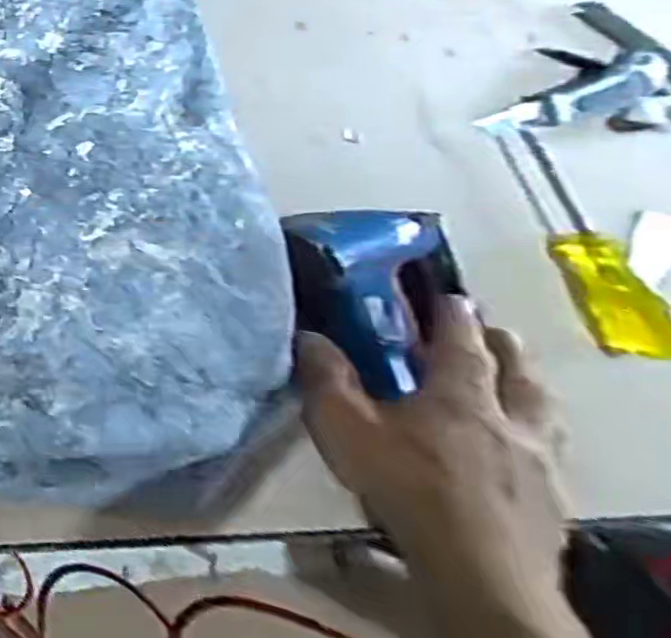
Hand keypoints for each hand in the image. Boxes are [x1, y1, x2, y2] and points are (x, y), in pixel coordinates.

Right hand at [297, 295, 584, 637]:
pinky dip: (535, 433)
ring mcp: (541, 464)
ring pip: (545, 413)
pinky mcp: (552, 500)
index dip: (454, 317)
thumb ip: (327, 378)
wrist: (480, 569)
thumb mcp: (344, 426)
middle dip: (506, 349)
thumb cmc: (405, 485)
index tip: (452, 295)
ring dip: (531, 389)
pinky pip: (549, 451)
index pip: (461, 345)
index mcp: (461, 399)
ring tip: (516, 382)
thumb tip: (311, 336)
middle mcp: (511, 422)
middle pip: (521, 375)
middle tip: (492, 332)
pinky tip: (519, 446)